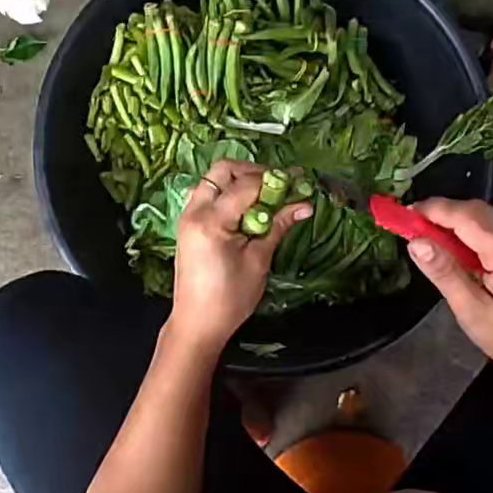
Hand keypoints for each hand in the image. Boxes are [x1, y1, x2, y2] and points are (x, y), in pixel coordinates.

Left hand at [168, 160, 310, 349]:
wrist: (197, 323)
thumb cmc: (230, 297)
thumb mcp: (259, 260)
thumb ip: (279, 225)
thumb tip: (305, 204)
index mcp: (212, 221)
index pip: (247, 185)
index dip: (276, 180)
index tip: (299, 181)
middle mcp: (195, 211)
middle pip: (223, 170)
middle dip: (254, 171)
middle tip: (279, 184)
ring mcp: (188, 216)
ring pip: (214, 179)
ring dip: (240, 180)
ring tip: (266, 195)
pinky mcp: (189, 224)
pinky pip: (208, 195)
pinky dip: (229, 193)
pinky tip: (249, 208)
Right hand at [405, 198, 492, 387]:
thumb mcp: (473, 313)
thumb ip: (446, 273)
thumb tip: (416, 243)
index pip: (467, 217)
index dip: (434, 210)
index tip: (405, 213)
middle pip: (479, 211)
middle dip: (444, 212)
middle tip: (413, 226)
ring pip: (490, 217)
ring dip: (459, 220)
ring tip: (431, 237)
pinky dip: (475, 231)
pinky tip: (460, 249)